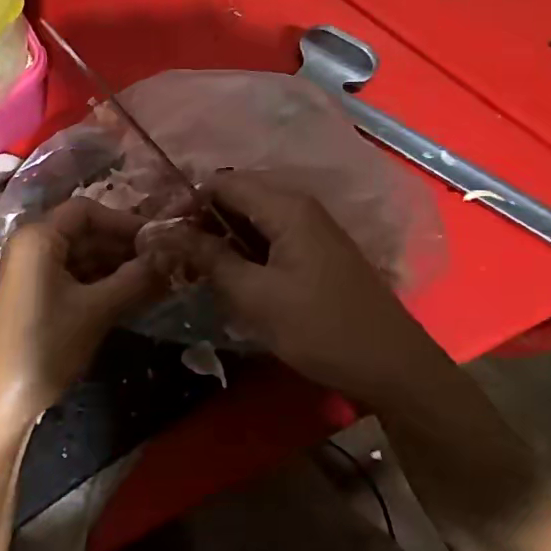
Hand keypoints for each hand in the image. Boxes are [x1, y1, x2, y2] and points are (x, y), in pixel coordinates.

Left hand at [0, 197, 166, 422]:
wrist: (3, 399)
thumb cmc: (47, 344)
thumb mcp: (98, 309)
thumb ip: (137, 278)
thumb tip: (173, 255)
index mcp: (38, 237)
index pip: (87, 211)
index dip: (124, 222)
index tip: (159, 240)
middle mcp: (31, 246)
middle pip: (85, 233)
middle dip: (124, 247)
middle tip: (166, 263)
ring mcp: (31, 272)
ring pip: (81, 256)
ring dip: (117, 267)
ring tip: (157, 281)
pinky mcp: (35, 296)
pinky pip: (73, 277)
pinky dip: (101, 283)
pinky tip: (132, 296)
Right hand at [158, 170, 433, 405]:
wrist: (390, 367)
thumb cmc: (319, 327)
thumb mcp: (254, 295)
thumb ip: (208, 257)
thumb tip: (162, 232)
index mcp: (286, 206)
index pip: (222, 183)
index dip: (186, 202)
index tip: (160, 232)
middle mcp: (299, 207)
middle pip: (237, 197)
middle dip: (201, 220)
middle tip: (171, 253)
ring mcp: (311, 230)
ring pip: (252, 219)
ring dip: (221, 238)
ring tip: (192, 267)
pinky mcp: (315, 252)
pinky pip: (269, 238)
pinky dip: (243, 251)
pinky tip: (227, 277)